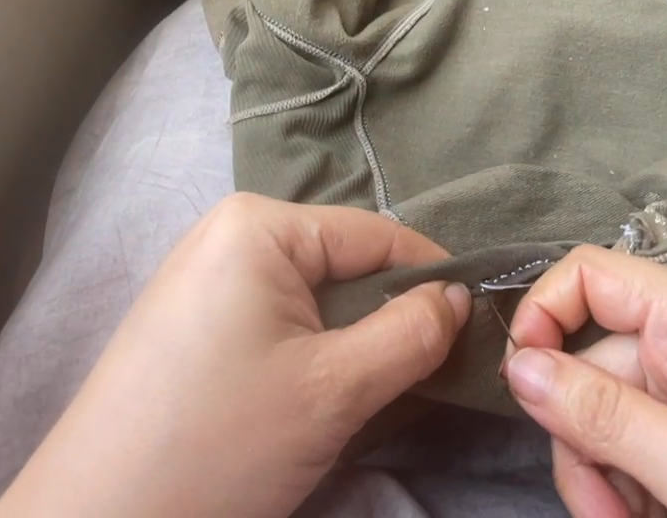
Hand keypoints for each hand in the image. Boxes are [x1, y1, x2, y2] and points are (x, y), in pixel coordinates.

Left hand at [0, 194, 470, 517]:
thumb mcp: (334, 389)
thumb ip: (411, 335)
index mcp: (259, 222)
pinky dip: (308, 348)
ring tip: (370, 388)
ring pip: (311, 293)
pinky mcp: (189, 316)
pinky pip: (273, 314)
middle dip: (386, 313)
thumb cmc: (218, 444)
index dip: (432, 277)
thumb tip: (458, 298)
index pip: (375, 235)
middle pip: (342, 262)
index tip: (478, 320)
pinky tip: (311, 394)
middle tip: (426, 369)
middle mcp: (228, 229)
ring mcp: (203, 272)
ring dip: (349, 337)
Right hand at [503, 246, 666, 517]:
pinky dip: (629, 496)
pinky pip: (635, 455)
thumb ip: (607, 416)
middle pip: (589, 365)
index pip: (590, 274)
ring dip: (603, 481)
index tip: (524, 388)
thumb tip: (518, 366)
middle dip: (584, 442)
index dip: (543, 314)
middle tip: (610, 513)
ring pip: (604, 421)